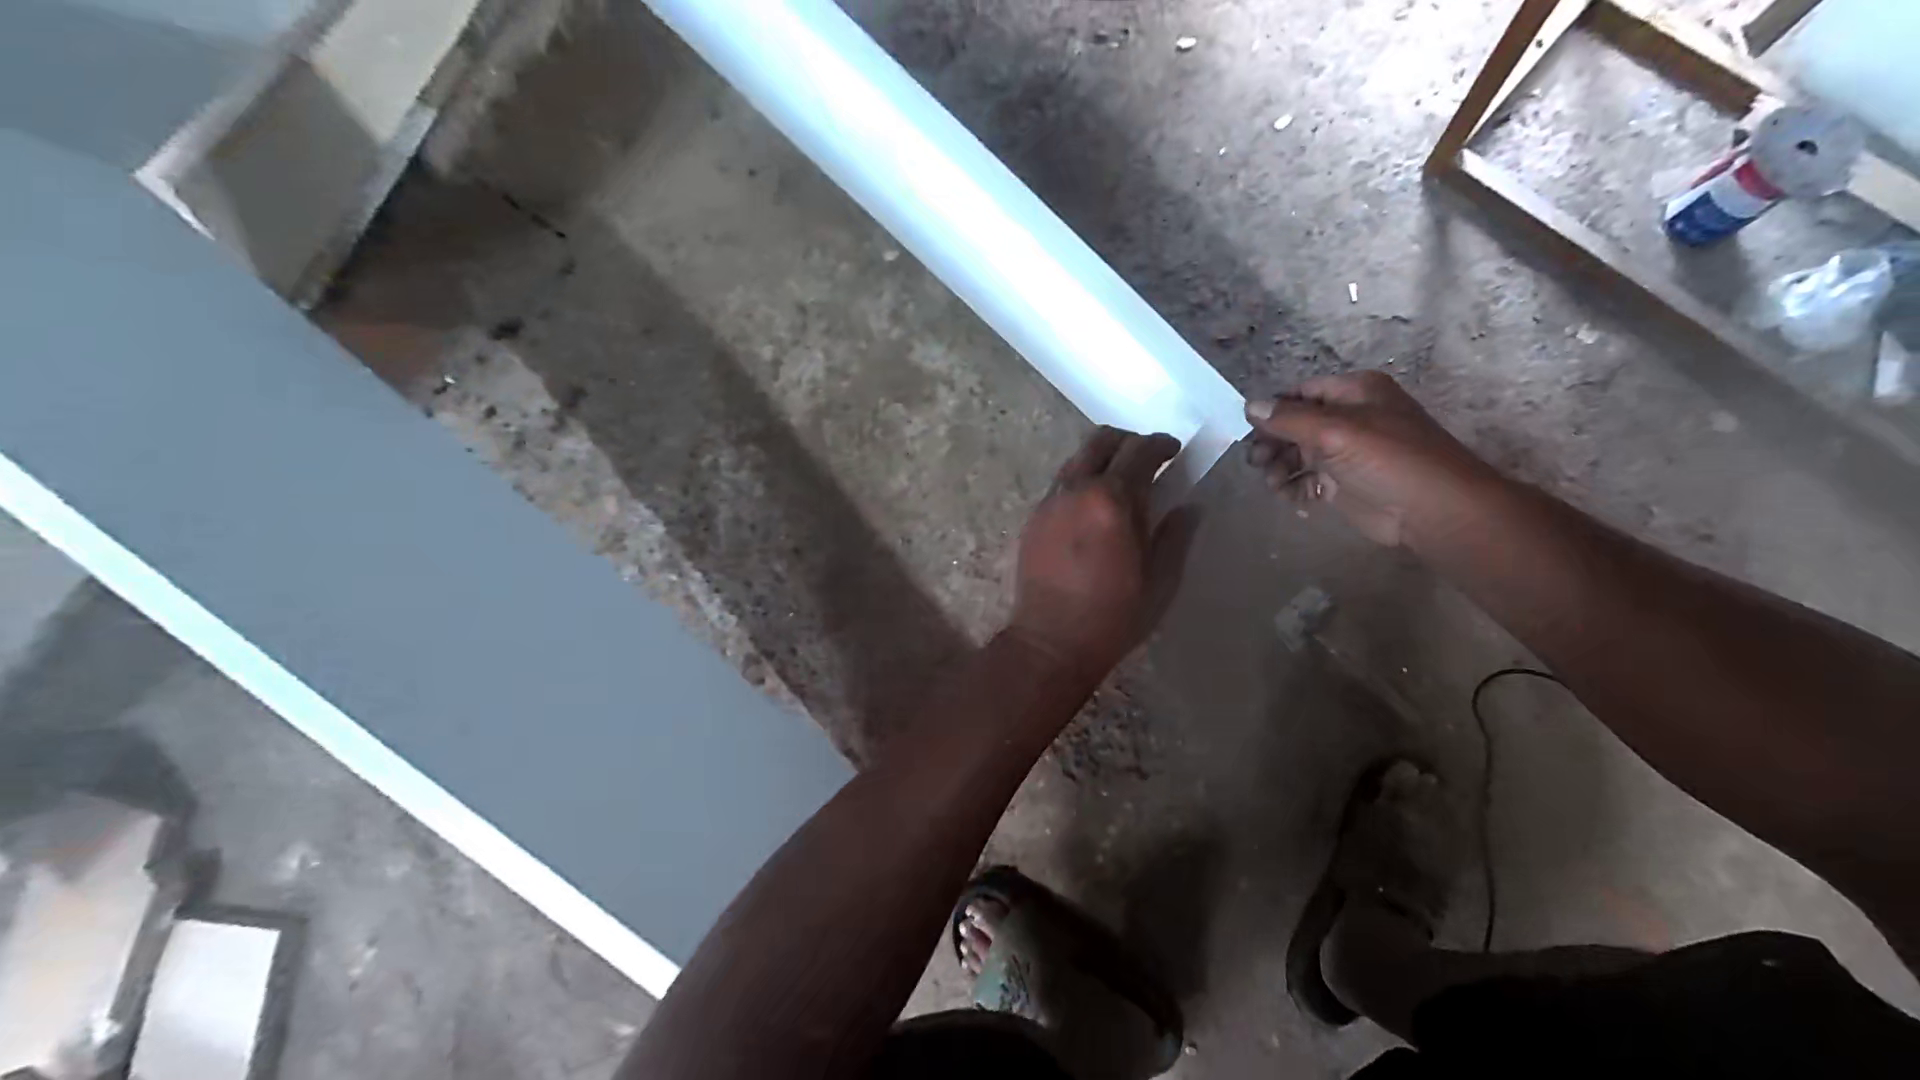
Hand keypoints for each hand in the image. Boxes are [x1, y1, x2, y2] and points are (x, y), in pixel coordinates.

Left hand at [1008, 427, 1200, 680]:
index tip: (1174, 451)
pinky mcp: (1033, 519)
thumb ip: (1175, 535)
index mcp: (1112, 500)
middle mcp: (1076, 490)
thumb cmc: (1113, 616)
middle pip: (1101, 441)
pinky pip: (1060, 484)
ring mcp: (1049, 502)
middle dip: (1128, 441)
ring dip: (1102, 458)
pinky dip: (1081, 480)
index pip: (1139, 451)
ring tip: (1121, 481)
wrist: (1050, 642)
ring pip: (1076, 460)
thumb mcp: (1160, 580)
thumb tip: (1190, 506)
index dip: (1161, 445)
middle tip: (1148, 458)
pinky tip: (1093, 506)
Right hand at [1244, 372, 1501, 548]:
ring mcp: (1345, 451)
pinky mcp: (1342, 482)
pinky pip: (1306, 479)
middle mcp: (1349, 417)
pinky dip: (1293, 486)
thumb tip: (1250, 406)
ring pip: (1296, 453)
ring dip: (1278, 467)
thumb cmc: (1388, 460)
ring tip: (1273, 483)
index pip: (1301, 393)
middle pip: (1294, 424)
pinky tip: (1288, 496)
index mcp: (1354, 392)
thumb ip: (1288, 418)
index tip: (1250, 431)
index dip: (1273, 410)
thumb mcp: (1335, 431)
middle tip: (1256, 462)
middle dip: (1272, 442)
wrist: (1432, 510)